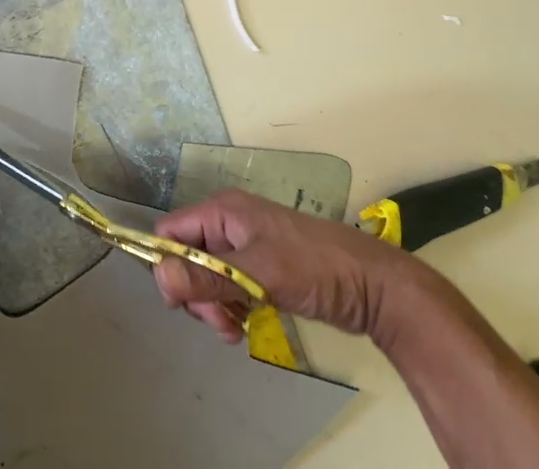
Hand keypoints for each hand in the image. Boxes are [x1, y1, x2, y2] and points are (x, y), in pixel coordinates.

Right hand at [152, 188, 418, 345]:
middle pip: (187, 258)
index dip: (168, 265)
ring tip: (235, 329)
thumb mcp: (258, 273)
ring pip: (207, 277)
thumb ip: (208, 276)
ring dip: (213, 307)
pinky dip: (230, 308)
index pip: (170, 233)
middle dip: (196, 294)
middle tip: (220, 321)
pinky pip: (229, 287)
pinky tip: (244, 326)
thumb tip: (160, 279)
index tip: (184, 300)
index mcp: (222, 210)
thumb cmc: (316, 269)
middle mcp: (229, 223)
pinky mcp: (262, 269)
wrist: (378, 288)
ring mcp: (247, 246)